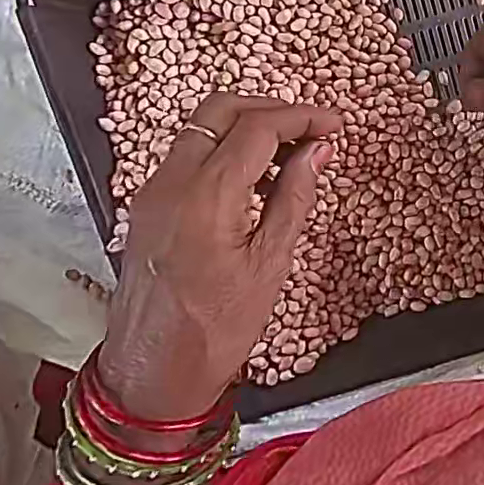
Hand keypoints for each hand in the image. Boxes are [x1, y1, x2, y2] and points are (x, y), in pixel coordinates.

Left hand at [98, 95, 341, 420]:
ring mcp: (153, 190)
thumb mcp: (270, 264)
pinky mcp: (149, 204)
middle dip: (273, 108)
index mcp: (206, 198)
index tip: (333, 124)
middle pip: (222, 108)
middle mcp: (171, 182)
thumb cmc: (216, 329)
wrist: (151, 376)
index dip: (302, 116)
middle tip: (312, 129)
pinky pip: (190, 153)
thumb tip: (318, 150)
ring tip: (292, 152)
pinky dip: (227, 148)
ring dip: (249, 125)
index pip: (258, 127)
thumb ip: (295, 196)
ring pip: (203, 126)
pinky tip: (258, 176)